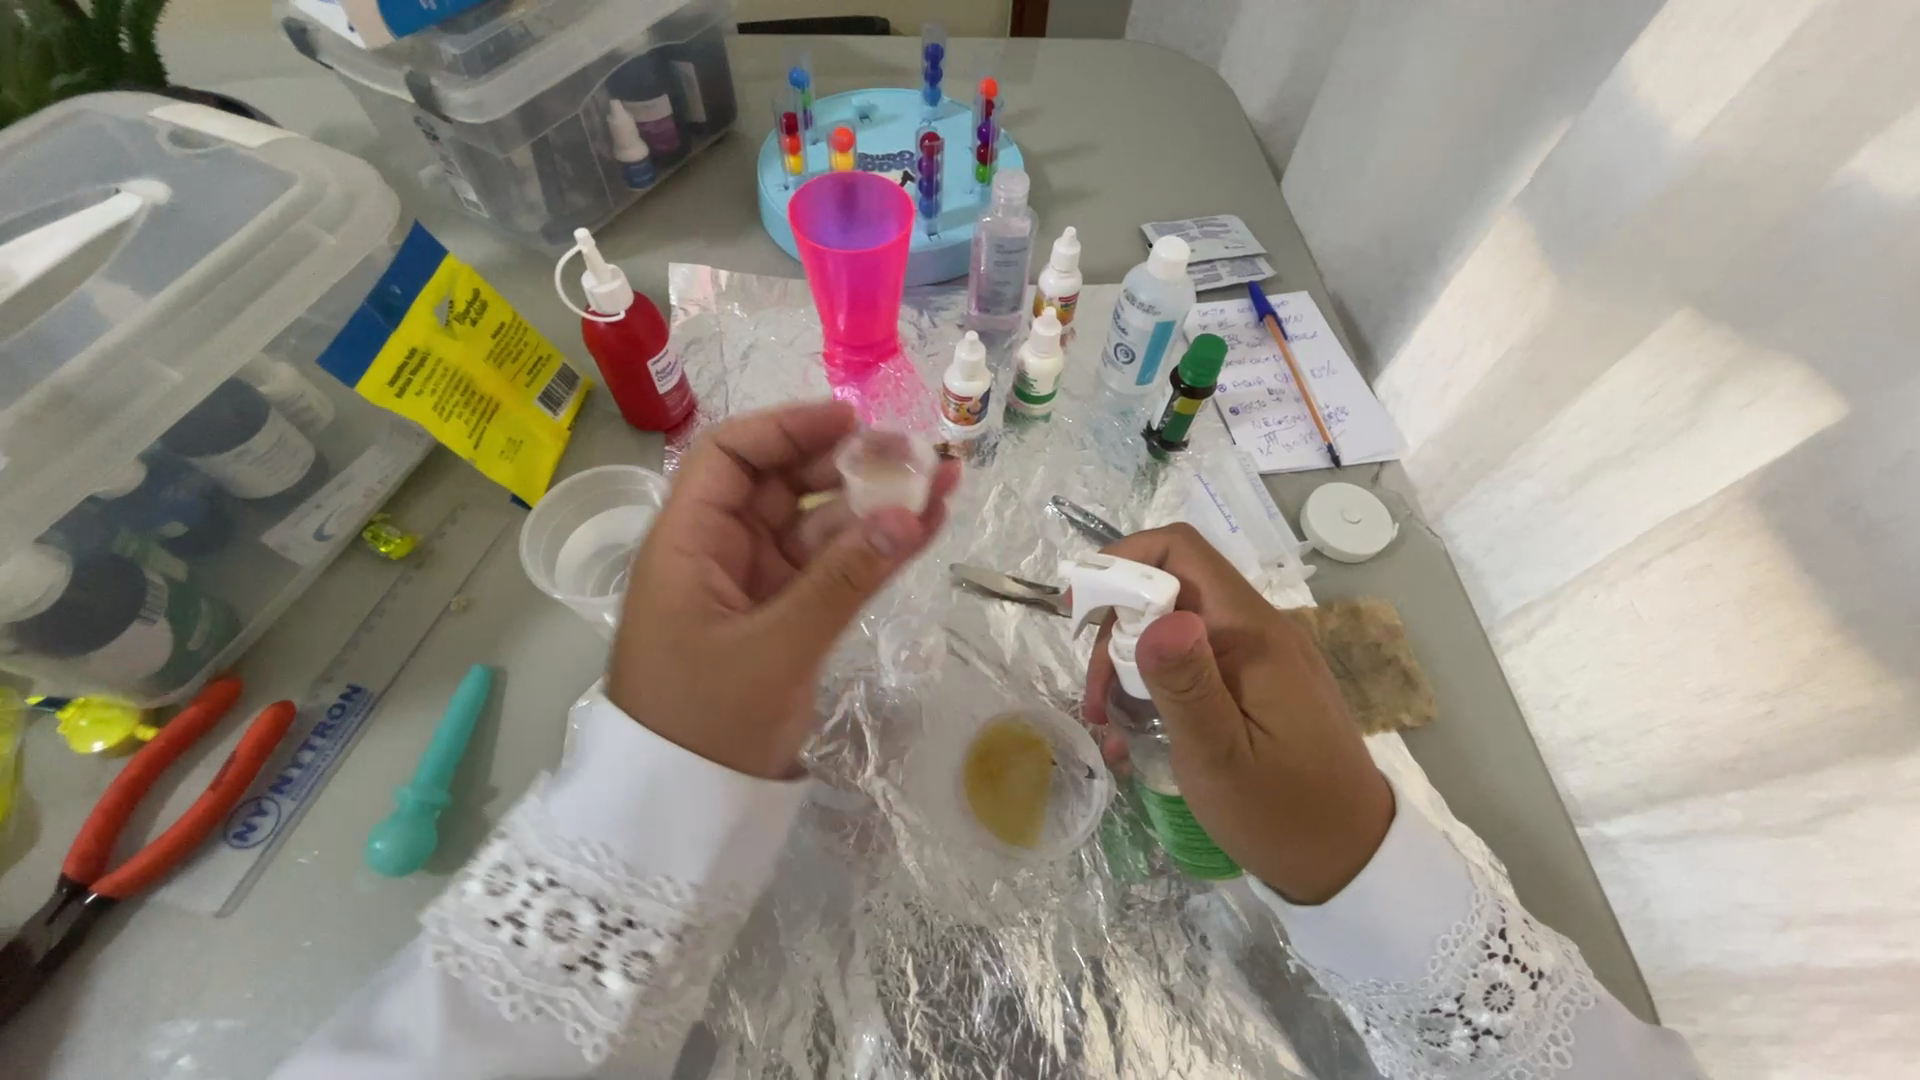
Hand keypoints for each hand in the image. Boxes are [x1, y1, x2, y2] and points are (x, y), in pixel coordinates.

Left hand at [608, 402, 957, 779]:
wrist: (687, 808)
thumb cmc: (707, 721)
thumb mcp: (776, 648)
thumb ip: (843, 580)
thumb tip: (910, 515)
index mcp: (688, 542)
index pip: (730, 457)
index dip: (787, 429)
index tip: (850, 421)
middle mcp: (719, 552)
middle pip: (782, 485)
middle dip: (846, 465)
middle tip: (913, 455)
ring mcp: (755, 586)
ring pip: (817, 528)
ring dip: (873, 508)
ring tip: (941, 485)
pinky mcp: (782, 617)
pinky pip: (830, 571)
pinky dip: (871, 553)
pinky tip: (922, 530)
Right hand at [1086, 524, 1392, 903]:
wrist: (1354, 862)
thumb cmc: (1284, 814)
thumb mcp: (1219, 755)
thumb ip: (1186, 684)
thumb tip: (1157, 618)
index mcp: (1251, 633)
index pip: (1180, 552)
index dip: (1122, 563)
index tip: (1080, 610)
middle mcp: (1256, 631)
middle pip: (1167, 593)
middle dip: (1116, 635)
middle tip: (1094, 697)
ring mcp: (1257, 659)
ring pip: (1173, 631)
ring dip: (1128, 669)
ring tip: (1108, 725)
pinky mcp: (1255, 687)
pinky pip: (1193, 666)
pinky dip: (1155, 690)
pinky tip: (1136, 735)